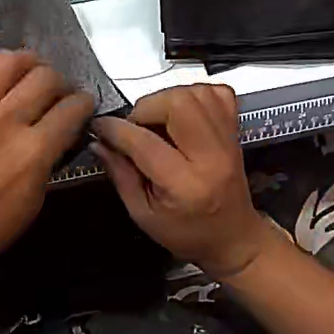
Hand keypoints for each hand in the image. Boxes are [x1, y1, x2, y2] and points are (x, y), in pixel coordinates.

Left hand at [0, 50, 97, 290]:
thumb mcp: (33, 201)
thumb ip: (49, 159)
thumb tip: (59, 132)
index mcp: (31, 151)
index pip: (71, 109)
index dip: (84, 103)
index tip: (82, 104)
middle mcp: (3, 121)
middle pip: (44, 77)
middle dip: (60, 82)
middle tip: (57, 91)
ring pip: (8, 60)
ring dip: (27, 65)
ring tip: (28, 75)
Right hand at [91, 84, 276, 280]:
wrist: (234, 238)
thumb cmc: (187, 233)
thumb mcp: (142, 215)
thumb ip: (120, 175)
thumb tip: (99, 143)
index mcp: (185, 185)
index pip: (145, 142)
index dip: (115, 129)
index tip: (100, 126)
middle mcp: (212, 157)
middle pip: (179, 104)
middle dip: (147, 107)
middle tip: (137, 126)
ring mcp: (228, 141)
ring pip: (197, 94)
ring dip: (168, 99)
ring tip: (158, 120)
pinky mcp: (235, 131)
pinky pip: (217, 94)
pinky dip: (194, 95)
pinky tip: (181, 113)